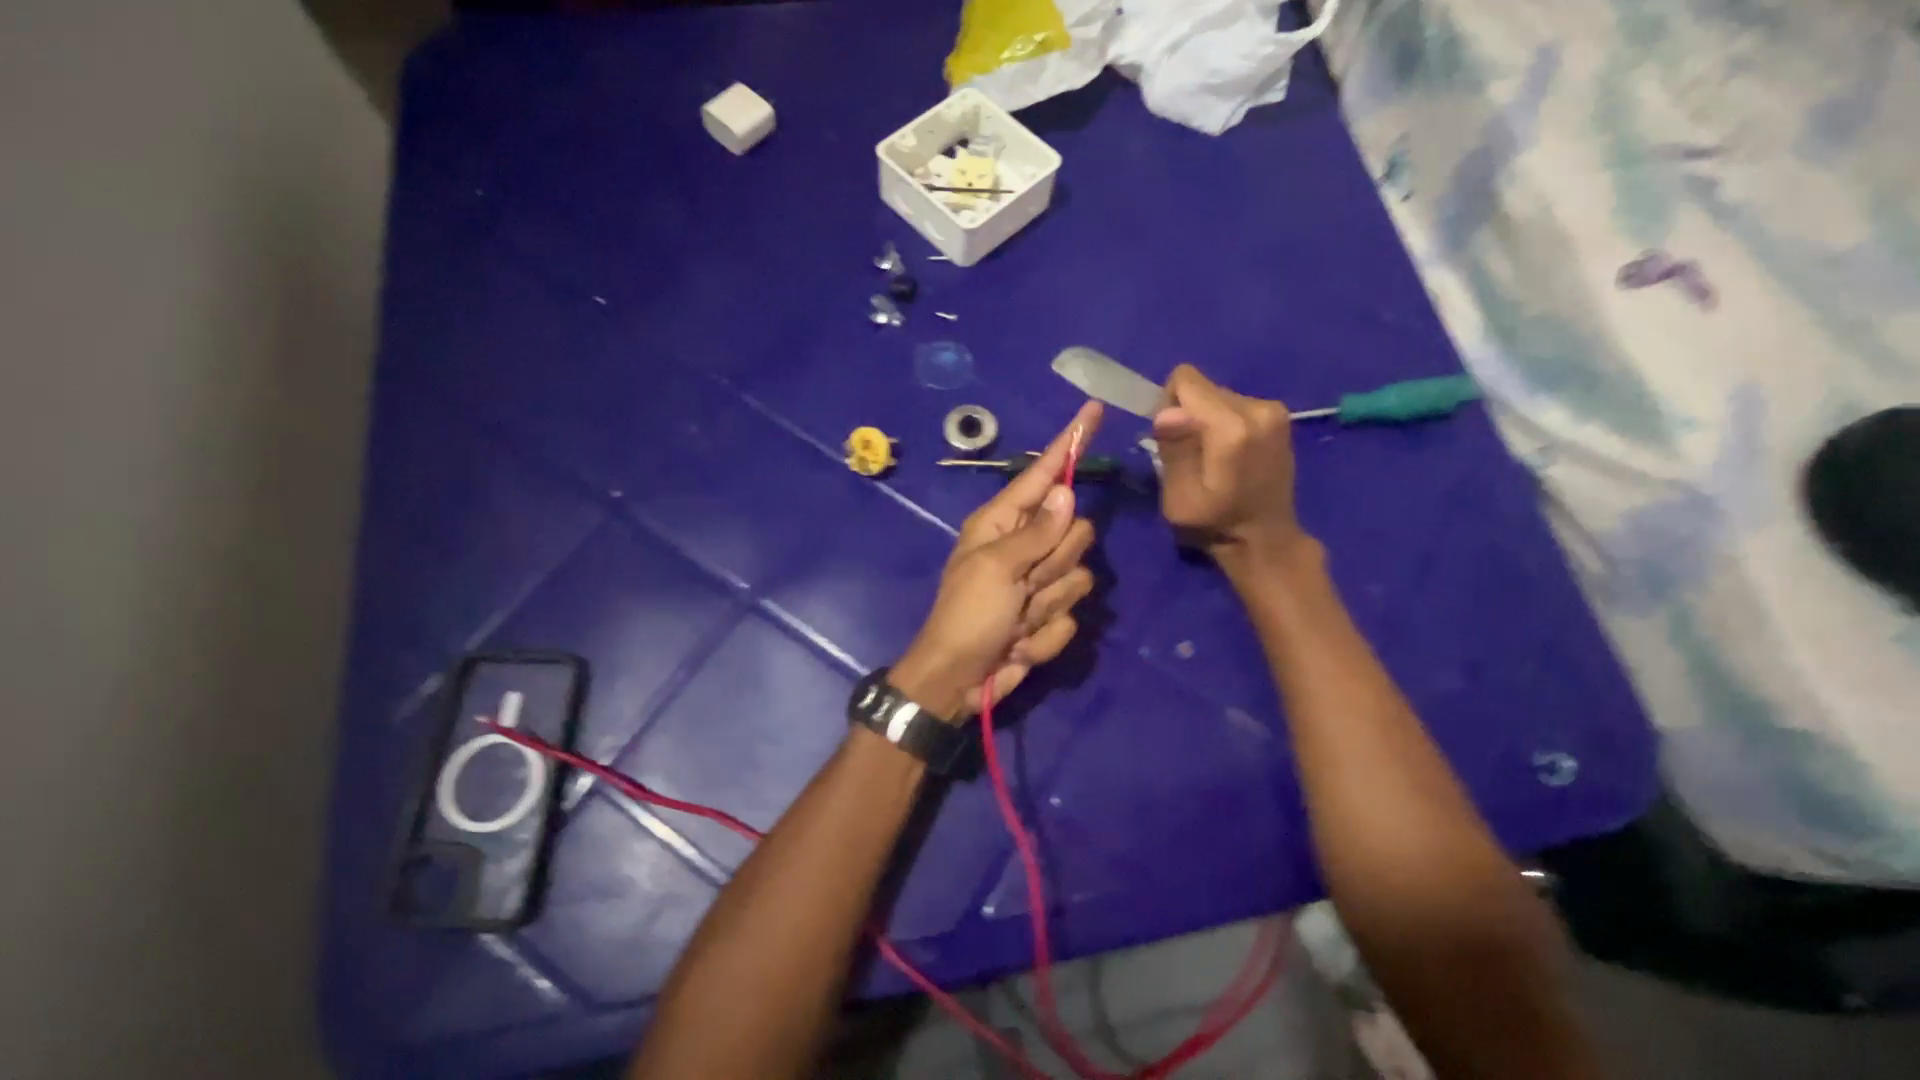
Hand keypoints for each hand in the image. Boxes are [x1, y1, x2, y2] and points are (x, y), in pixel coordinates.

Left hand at [892, 401, 1103, 719]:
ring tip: (1016, 621)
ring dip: (1048, 606)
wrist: (958, 681)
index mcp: (1001, 522)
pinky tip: (1019, 645)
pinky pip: (1072, 618)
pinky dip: (1045, 637)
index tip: (1095, 409)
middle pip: (1075, 531)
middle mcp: (1023, 545)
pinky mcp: (1048, 617)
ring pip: (1079, 577)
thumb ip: (1038, 531)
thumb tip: (1067, 491)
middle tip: (1024, 586)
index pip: (1044, 473)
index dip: (1070, 443)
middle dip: (1055, 564)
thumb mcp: (998, 568)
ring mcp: (1038, 584)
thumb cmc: (968, 616)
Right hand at [1153, 364, 1307, 563]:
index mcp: (1232, 427)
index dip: (1169, 405)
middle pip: (1203, 387)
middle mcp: (1258, 408)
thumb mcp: (1180, 498)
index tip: (1174, 441)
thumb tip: (1166, 411)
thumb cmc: (1215, 524)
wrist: (1266, 540)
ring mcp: (1274, 410)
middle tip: (1193, 455)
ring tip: (1214, 458)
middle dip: (1189, 414)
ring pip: (1219, 395)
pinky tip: (1232, 455)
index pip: (1185, 380)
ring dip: (1208, 420)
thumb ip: (1174, 449)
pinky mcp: (1280, 416)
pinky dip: (1226, 423)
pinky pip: (1236, 404)